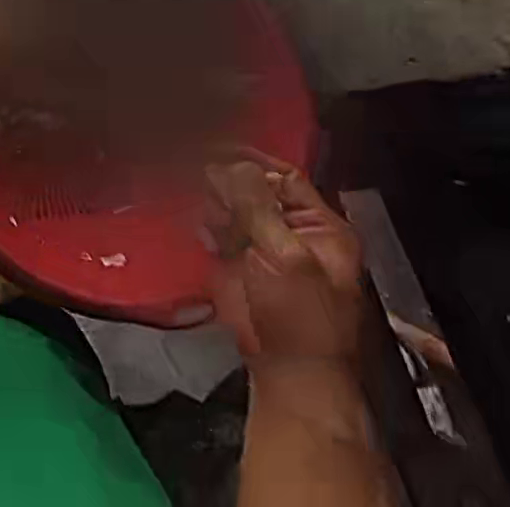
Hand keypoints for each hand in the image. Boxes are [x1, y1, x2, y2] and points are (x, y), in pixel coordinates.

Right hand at [207, 152, 363, 372]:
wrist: (284, 365)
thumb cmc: (300, 314)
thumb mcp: (286, 257)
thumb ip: (258, 208)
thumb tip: (232, 163)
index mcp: (317, 226)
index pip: (282, 176)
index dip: (250, 159)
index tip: (212, 144)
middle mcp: (287, 227)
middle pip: (249, 186)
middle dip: (223, 179)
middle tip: (196, 173)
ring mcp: (257, 241)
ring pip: (226, 202)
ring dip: (209, 198)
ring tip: (197, 202)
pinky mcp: (231, 256)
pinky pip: (212, 224)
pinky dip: (200, 218)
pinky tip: (192, 218)